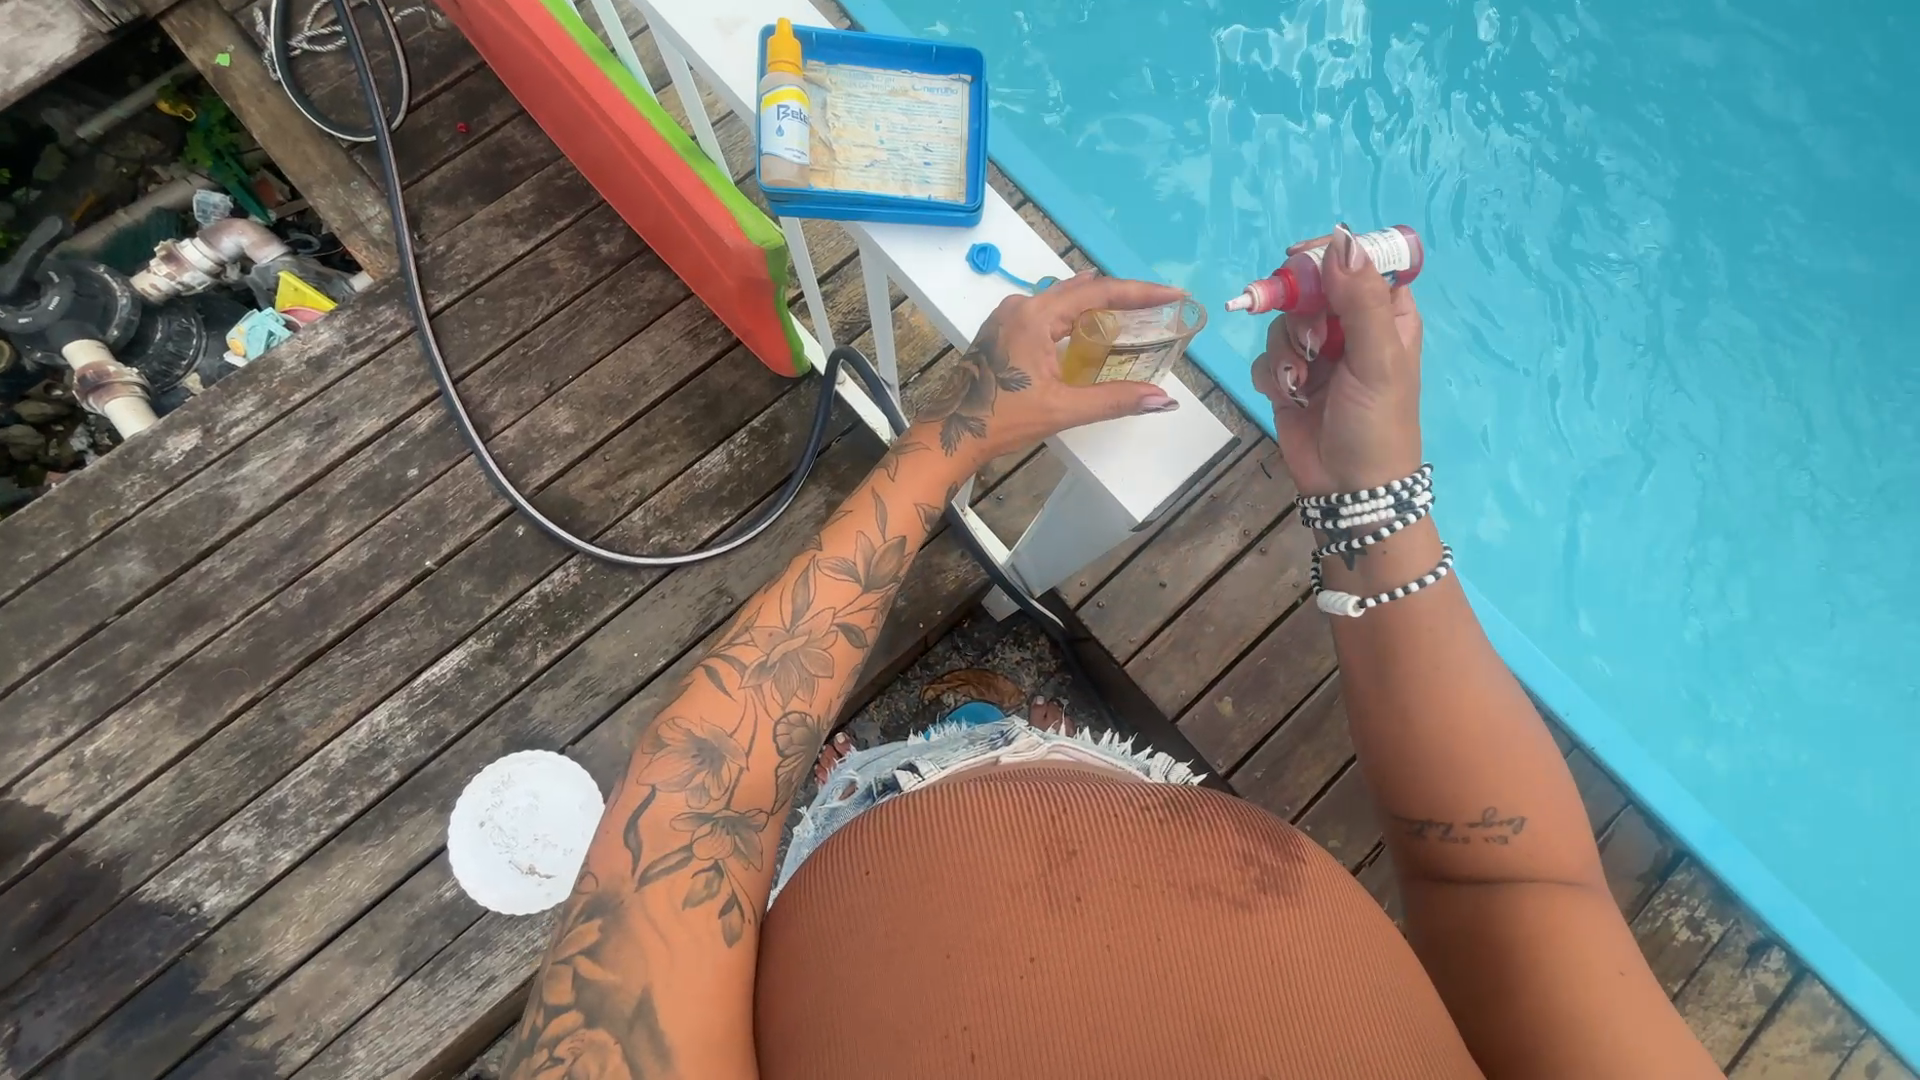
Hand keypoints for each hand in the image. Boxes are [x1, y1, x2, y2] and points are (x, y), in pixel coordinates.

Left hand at [913, 272, 1183, 467]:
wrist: (950, 435)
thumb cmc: (1001, 420)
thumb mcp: (1062, 410)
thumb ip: (1114, 400)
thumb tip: (1161, 399)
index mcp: (1035, 316)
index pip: (1098, 293)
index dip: (1140, 293)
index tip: (1173, 293)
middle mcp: (1019, 307)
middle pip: (1080, 290)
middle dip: (1120, 296)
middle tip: (1157, 303)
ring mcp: (1006, 318)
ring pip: (1060, 300)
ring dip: (1094, 304)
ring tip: (1129, 309)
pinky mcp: (1000, 333)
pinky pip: (1045, 312)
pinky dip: (1072, 316)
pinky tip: (1085, 325)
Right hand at [1251, 225, 1424, 495]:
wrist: (1348, 485)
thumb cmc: (1376, 422)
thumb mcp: (1377, 359)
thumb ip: (1360, 301)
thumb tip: (1339, 240)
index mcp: (1385, 314)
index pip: (1358, 262)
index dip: (1330, 255)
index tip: (1299, 259)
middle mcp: (1350, 327)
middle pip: (1310, 289)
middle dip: (1299, 313)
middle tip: (1307, 340)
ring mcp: (1317, 354)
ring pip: (1282, 324)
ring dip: (1286, 352)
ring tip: (1303, 381)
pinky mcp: (1288, 379)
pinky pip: (1265, 358)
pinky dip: (1272, 375)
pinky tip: (1288, 396)